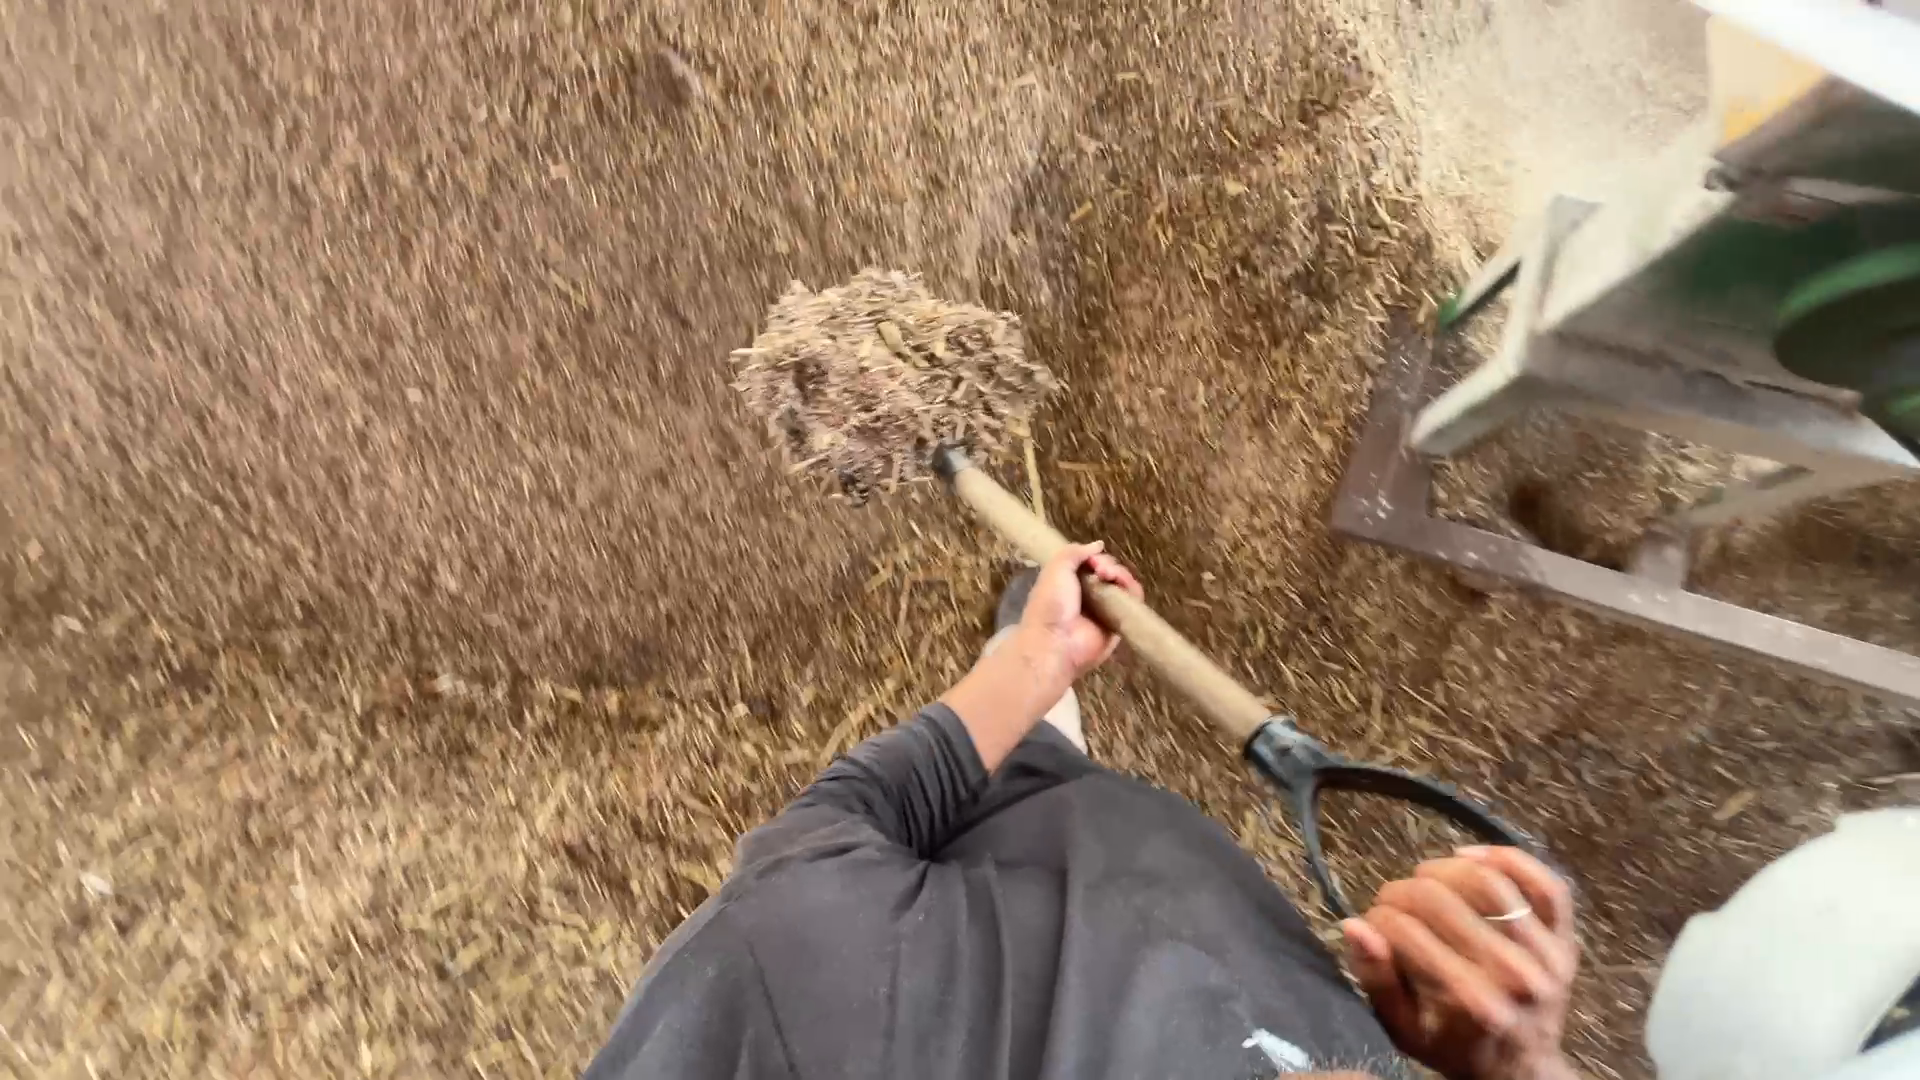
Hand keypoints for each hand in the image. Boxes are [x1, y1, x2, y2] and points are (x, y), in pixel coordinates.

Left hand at [1012, 541, 1142, 691]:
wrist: (1056, 641)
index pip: (1091, 564)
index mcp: (1069, 584)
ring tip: (1110, 577)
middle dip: (1108, 565)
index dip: (1095, 558)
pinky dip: (1132, 590)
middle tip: (1101, 570)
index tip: (1092, 561)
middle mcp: (1088, 596)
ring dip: (1121, 575)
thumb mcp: (1056, 568)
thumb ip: (1075, 552)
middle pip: (1109, 572)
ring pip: (1123, 585)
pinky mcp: (1118, 623)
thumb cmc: (1051, 603)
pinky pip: (1132, 603)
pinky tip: (1124, 586)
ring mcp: (1104, 610)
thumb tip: (1098, 545)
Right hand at [1342, 846, 1579, 1079]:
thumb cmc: (1452, 1046)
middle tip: (1390, 904)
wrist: (1524, 1072)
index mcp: (1473, 1002)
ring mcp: (1548, 956)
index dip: (1374, 920)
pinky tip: (1469, 856)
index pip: (1402, 928)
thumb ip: (1376, 979)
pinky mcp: (1566, 941)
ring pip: (1486, 880)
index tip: (1371, 927)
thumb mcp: (1402, 1028)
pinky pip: (1546, 884)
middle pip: (1437, 898)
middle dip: (1397, 893)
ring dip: (1440, 869)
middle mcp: (1516, 976)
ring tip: (1423, 882)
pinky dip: (1506, 858)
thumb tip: (1354, 926)